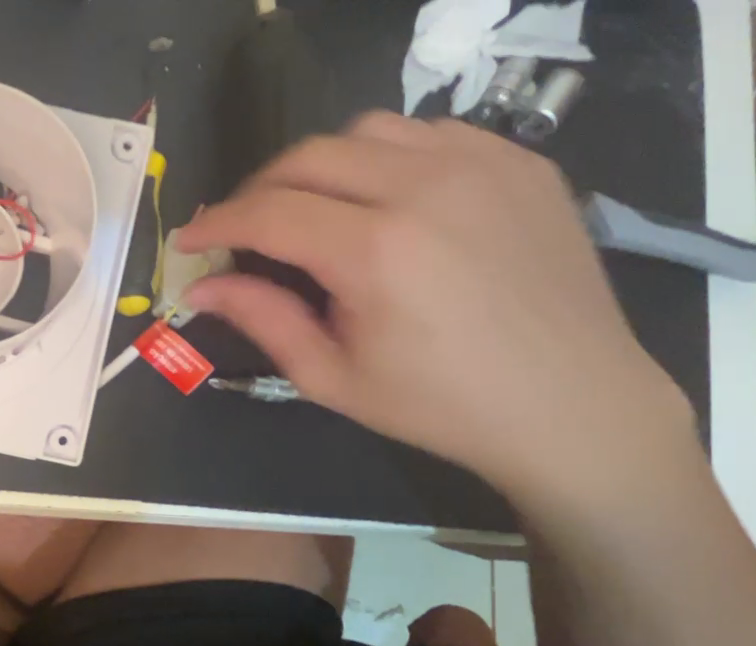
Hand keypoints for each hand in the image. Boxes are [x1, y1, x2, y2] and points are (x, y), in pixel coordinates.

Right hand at [174, 113, 695, 501]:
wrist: (567, 398)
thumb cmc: (435, 403)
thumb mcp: (330, 375)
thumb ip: (262, 319)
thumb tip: (202, 288)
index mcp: (375, 251)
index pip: (269, 211)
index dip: (217, 222)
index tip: (189, 239)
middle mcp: (427, 187)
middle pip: (311, 155)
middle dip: (259, 188)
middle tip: (240, 229)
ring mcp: (482, 164)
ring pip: (368, 131)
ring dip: (320, 166)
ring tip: (309, 212)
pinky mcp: (519, 162)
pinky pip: (429, 134)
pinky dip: (384, 158)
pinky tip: (379, 202)